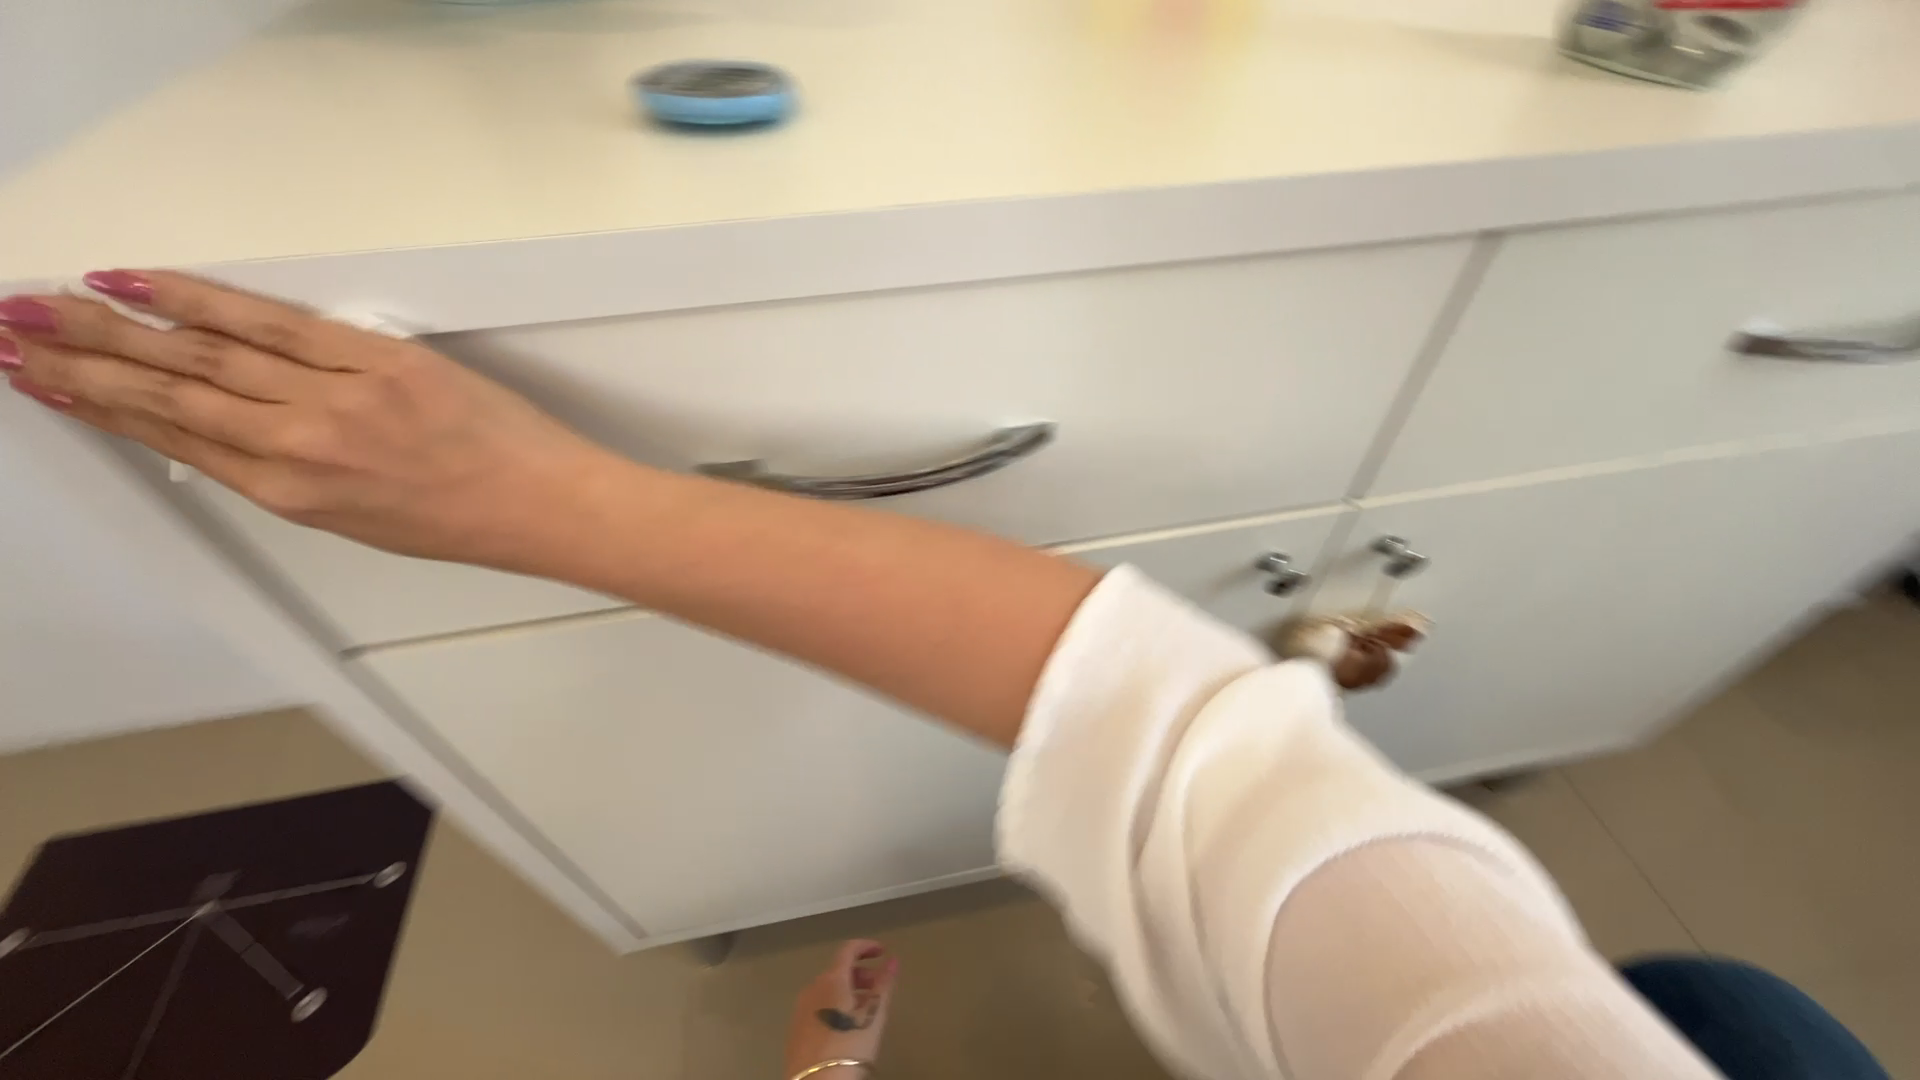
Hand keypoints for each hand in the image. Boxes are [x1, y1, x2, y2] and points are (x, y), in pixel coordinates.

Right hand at [0, 271, 613, 569]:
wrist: (548, 506)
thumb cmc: (470, 521)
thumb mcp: (366, 519)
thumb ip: (299, 478)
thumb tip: (239, 434)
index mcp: (296, 497)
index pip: (176, 439)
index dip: (102, 406)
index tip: (45, 380)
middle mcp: (301, 448)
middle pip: (171, 391)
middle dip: (80, 359)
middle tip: (7, 328)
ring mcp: (339, 401)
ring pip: (206, 352)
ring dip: (114, 323)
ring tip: (44, 301)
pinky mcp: (383, 363)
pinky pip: (274, 323)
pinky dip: (203, 299)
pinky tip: (142, 282)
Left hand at [783, 940, 898, 1078]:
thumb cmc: (850, 1045)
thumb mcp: (873, 1015)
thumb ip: (884, 984)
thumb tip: (893, 960)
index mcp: (832, 979)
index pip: (848, 949)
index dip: (866, 946)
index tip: (883, 952)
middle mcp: (813, 987)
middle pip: (838, 970)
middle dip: (861, 973)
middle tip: (878, 988)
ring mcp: (801, 1008)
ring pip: (828, 988)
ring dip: (848, 990)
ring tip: (864, 1010)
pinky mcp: (795, 1028)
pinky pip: (818, 1005)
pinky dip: (834, 1004)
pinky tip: (845, 1025)